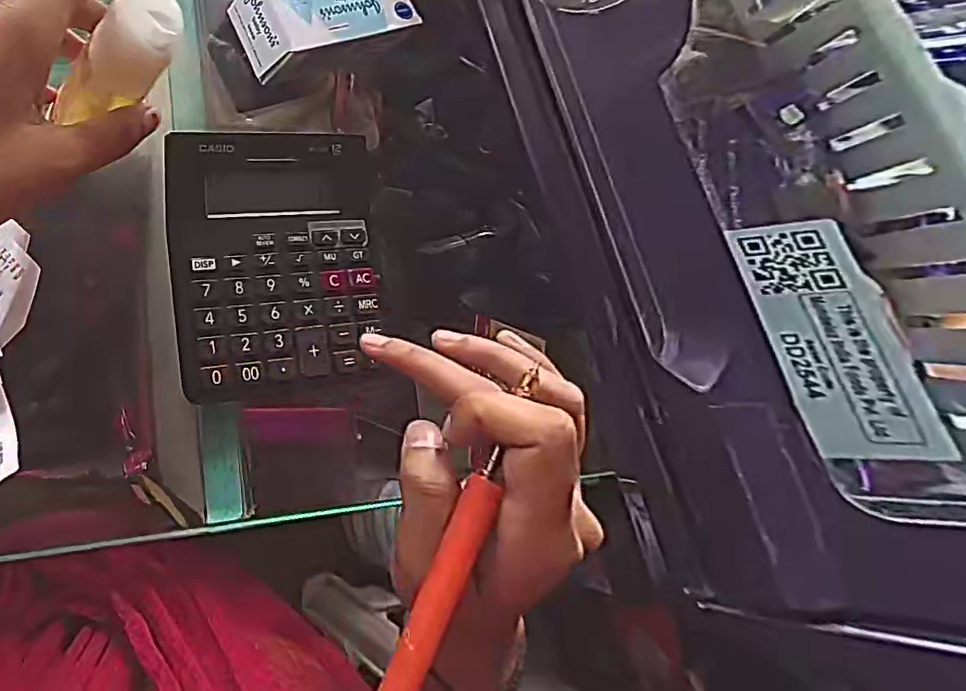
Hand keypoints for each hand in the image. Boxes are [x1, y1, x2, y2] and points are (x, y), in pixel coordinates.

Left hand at [0, 0, 159, 289]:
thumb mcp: (47, 164)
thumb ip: (109, 135)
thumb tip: (147, 117)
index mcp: (16, 23)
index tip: (147, 11)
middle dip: (103, 23)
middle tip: (125, 70)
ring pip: (28, 15)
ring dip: (68, 43)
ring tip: (85, 95)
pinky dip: (32, 57)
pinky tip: (35, 108)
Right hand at [361, 328, 604, 690]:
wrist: (474, 623)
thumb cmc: (450, 604)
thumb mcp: (421, 563)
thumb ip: (424, 494)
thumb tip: (426, 429)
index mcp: (540, 529)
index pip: (541, 434)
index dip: (484, 412)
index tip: (443, 429)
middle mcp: (564, 502)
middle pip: (538, 401)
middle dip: (464, 365)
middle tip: (401, 351)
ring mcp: (564, 484)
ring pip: (556, 394)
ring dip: (494, 357)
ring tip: (442, 342)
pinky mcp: (548, 469)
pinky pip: (553, 404)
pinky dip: (520, 369)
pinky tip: (496, 347)